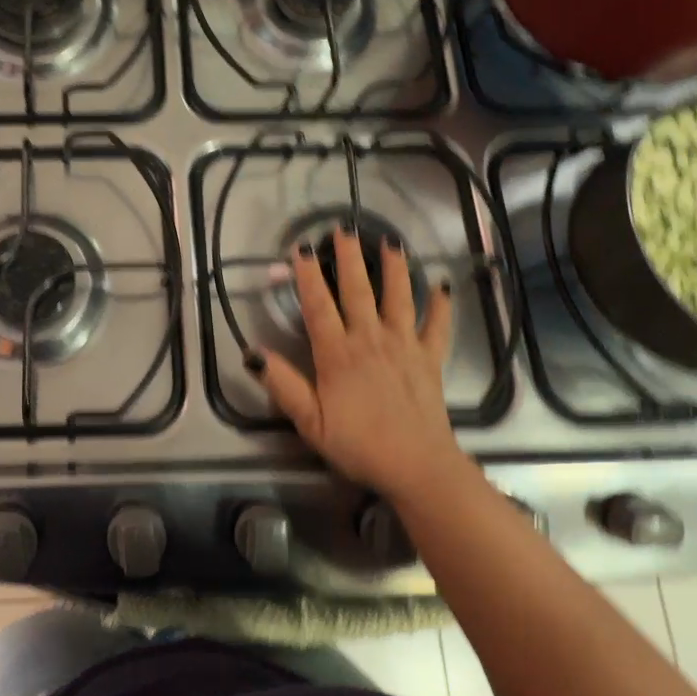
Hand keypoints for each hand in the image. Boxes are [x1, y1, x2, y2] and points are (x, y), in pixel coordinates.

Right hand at [246, 224, 462, 499]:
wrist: (417, 466)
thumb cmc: (358, 446)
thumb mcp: (310, 422)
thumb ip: (283, 385)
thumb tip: (253, 353)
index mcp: (337, 354)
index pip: (318, 306)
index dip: (308, 276)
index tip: (302, 248)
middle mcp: (370, 340)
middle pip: (358, 291)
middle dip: (349, 258)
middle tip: (344, 230)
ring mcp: (404, 347)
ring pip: (399, 298)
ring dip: (395, 269)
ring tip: (392, 243)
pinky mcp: (430, 360)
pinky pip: (437, 327)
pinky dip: (441, 306)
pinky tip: (443, 286)